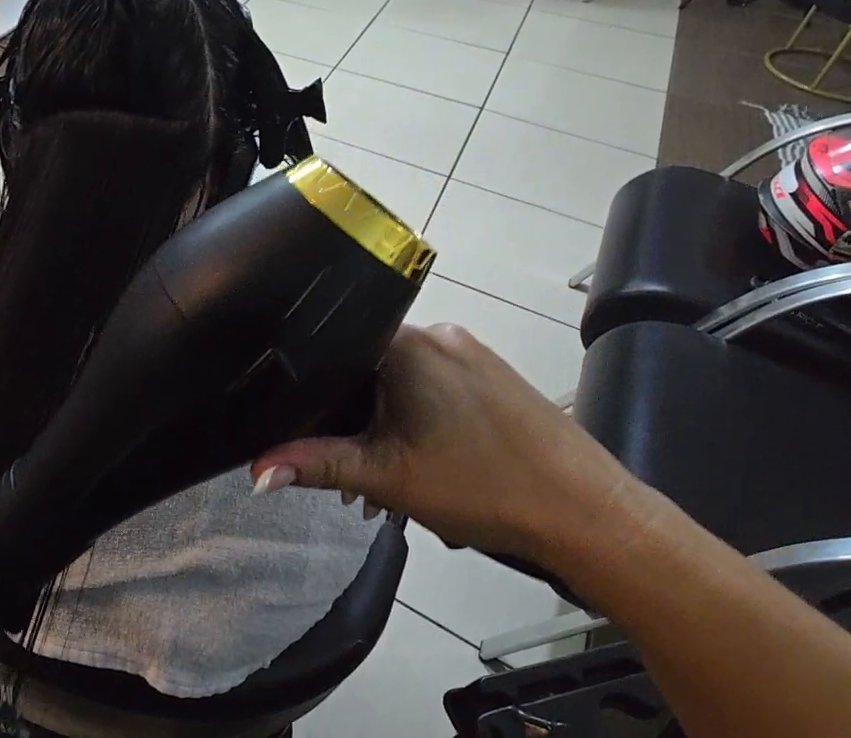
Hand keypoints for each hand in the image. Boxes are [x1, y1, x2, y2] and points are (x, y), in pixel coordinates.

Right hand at [251, 323, 639, 563]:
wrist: (596, 518)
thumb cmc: (486, 487)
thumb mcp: (385, 476)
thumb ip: (315, 466)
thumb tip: (253, 473)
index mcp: (405, 344)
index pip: (330, 346)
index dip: (309, 386)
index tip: (300, 422)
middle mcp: (438, 333)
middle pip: (364, 363)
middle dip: (350, 413)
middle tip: (348, 463)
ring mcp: (472, 350)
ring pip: (399, 374)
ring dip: (384, 416)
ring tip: (385, 468)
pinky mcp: (495, 373)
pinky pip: (433, 380)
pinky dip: (415, 411)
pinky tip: (422, 454)